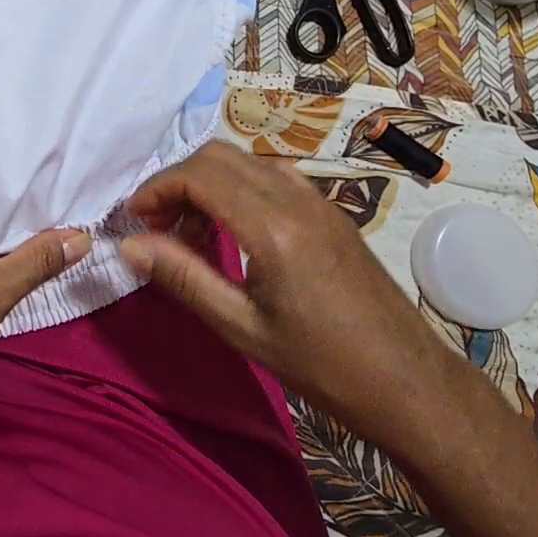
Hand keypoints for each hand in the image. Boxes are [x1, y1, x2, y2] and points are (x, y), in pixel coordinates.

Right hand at [118, 142, 458, 432]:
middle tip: (157, 225)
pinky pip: (271, 176)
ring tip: (191, 232)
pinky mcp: (330, 211)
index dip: (158, 188)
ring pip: (245, 161)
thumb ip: (183, 277)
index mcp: (272, 227)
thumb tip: (129, 244)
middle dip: (178, 180)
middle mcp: (295, 199)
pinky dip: (238, 187)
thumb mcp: (242, 328)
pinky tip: (233, 230)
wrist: (407, 381)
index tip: (134, 218)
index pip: (199, 175)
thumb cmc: (321, 365)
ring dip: (207, 181)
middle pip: (218, 155)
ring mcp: (318, 200)